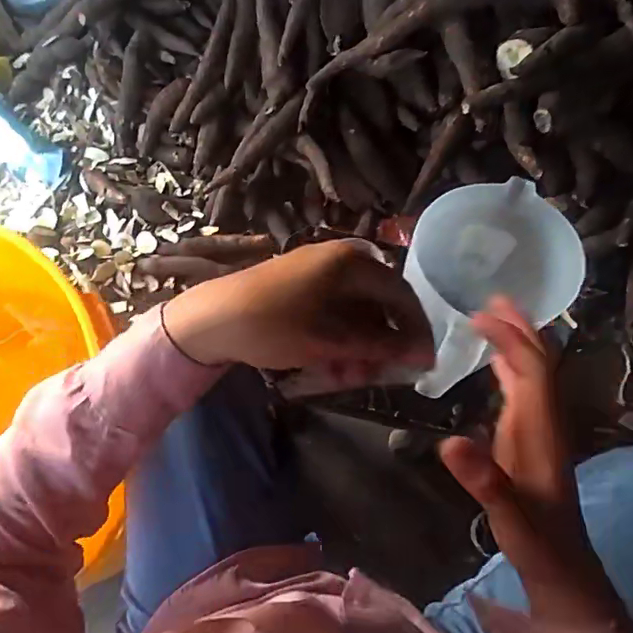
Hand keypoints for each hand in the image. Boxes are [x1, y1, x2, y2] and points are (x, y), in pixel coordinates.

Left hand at [161, 239, 434, 383]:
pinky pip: (331, 311)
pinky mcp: (298, 286)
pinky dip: (336, 337)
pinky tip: (329, 362)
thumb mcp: (330, 340)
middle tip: (381, 374)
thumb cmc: (274, 324)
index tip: (422, 362)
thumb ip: (378, 345)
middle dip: (381, 342)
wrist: (210, 318)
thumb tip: (421, 354)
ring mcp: (316, 270)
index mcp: (351, 261)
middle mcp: (338, 258)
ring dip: (357, 345)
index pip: (401, 294)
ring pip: (354, 311)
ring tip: (348, 375)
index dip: (415, 330)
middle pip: (377, 303)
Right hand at [438, 297, 616, 624]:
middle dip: (520, 329)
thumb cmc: (538, 546)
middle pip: (540, 365)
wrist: (566, 572)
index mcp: (543, 434)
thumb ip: (485, 481)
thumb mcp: (510, 519)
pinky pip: (523, 392)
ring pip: (534, 375)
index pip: (533, 373)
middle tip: (492, 297)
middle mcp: (546, 424)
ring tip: (493, 316)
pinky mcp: (530, 443)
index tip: (481, 315)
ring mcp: (540, 433)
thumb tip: (449, 440)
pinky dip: (510, 368)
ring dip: (517, 343)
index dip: (511, 340)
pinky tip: (495, 364)